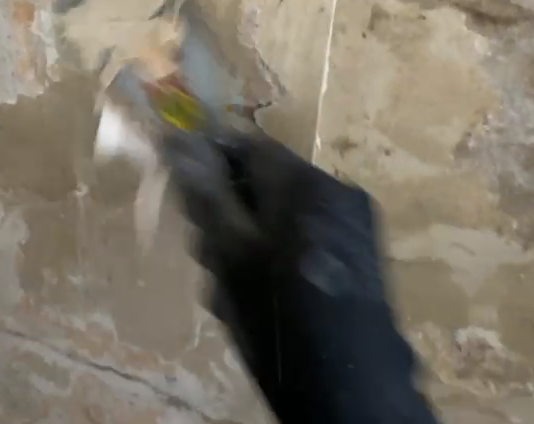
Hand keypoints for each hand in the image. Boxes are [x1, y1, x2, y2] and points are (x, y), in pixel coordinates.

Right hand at [165, 129, 438, 423]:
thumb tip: (174, 136)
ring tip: (230, 285)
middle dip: (225, 210)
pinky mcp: (359, 254)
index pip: (242, 143)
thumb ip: (202, 189)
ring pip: (277, 210)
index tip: (182, 196)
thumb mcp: (229, 252)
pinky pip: (301, 232)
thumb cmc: (281, 318)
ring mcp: (353, 223)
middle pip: (260, 178)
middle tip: (206, 254)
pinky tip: (261, 292)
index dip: (206, 162)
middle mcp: (336, 190)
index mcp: (306, 181)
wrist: (353, 396)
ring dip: (245, 237)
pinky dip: (275, 252)